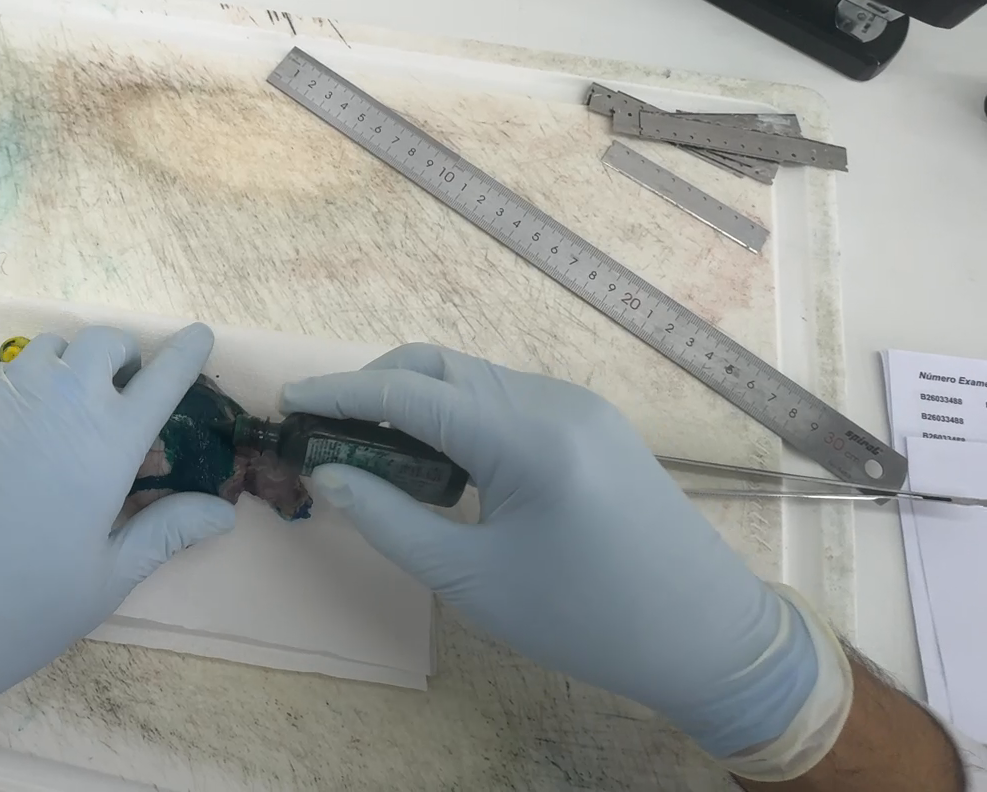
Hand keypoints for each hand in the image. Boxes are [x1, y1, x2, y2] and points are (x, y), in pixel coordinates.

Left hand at [0, 324, 235, 752]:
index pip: (162, 377)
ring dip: (74, 361)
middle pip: (105, 342)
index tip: (199, 333)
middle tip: (123, 388)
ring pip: (53, 345)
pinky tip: (21, 420)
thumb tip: (225, 511)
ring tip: (70, 403)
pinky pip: (7, 366)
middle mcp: (60, 402)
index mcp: (107, 443)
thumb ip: (168, 530)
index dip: (187, 351)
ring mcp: (6, 395)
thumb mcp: (110, 576)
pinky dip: (28, 377)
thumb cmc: (27, 602)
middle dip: (124, 355)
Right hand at [283, 344, 823, 761]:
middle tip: (328, 422)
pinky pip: (495, 392)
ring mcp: (574, 404)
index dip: (339, 392)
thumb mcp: (471, 581)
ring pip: (465, 373)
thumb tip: (327, 473)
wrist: (720, 644)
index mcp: (527, 442)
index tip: (289, 400)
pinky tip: (435, 449)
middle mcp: (551, 402)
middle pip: (436, 364)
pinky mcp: (585, 417)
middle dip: (370, 383)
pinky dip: (447, 406)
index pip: (408, 392)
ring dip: (408, 393)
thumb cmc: (586, 621)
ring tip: (373, 439)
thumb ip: (387, 519)